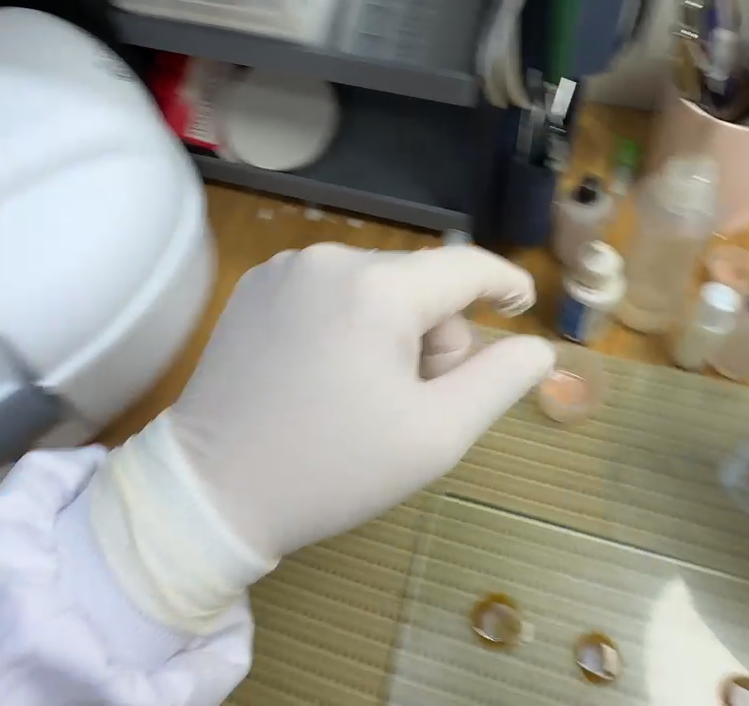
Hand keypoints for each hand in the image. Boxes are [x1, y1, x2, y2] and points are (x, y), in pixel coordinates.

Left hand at [169, 243, 550, 557]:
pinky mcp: (256, 283)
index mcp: (377, 289)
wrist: (211, 490)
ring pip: (374, 284)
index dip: (503, 284)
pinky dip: (347, 318)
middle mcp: (331, 258)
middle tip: (413, 398)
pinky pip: (329, 288)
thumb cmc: (332, 468)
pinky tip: (324, 370)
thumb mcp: (434, 436)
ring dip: (390, 326)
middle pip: (418, 281)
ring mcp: (287, 267)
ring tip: (363, 390)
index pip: (464, 266)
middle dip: (434, 332)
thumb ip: (498, 382)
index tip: (523, 304)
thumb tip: (537, 346)